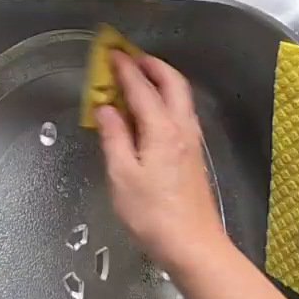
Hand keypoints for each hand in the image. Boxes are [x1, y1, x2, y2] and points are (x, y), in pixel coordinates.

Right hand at [93, 51, 226, 272]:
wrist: (193, 246)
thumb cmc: (152, 214)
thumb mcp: (121, 176)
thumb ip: (113, 137)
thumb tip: (105, 108)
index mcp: (162, 130)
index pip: (142, 88)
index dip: (124, 68)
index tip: (110, 52)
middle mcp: (181, 128)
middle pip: (171, 83)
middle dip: (150, 64)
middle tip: (128, 56)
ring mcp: (191, 141)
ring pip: (179, 96)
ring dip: (160, 79)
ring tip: (137, 76)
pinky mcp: (192, 154)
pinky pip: (179, 111)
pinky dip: (164, 97)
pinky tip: (149, 108)